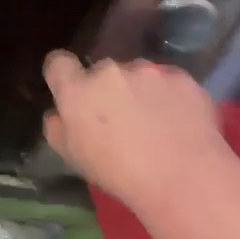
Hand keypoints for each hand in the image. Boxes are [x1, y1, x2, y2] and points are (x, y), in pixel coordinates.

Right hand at [41, 51, 238, 210]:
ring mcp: (150, 71)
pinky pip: (167, 82)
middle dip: (105, 87)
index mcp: (77, 90)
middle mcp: (110, 71)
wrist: (181, 176)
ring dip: (137, 89)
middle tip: (117, 116)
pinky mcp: (183, 78)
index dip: (62, 74)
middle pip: (101, 71)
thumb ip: (57, 126)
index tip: (69, 90)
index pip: (58, 63)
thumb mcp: (70, 155)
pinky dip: (167, 96)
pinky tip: (175, 120)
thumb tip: (60, 112)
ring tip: (152, 119)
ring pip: (137, 74)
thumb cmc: (116, 170)